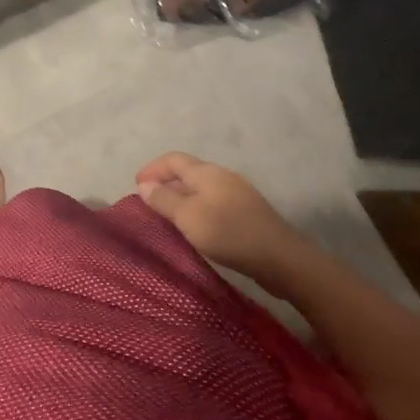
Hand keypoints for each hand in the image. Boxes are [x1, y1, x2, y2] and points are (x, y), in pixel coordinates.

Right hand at [135, 152, 308, 282]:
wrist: (283, 260)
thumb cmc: (229, 233)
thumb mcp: (188, 217)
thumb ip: (163, 199)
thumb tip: (144, 185)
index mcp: (207, 172)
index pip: (172, 159)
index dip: (152, 169)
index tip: (137, 187)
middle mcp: (223, 176)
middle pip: (187, 172)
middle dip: (165, 184)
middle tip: (150, 203)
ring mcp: (239, 194)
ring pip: (201, 189)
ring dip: (182, 198)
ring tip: (169, 217)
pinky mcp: (248, 214)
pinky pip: (214, 203)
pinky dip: (198, 209)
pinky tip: (197, 227)